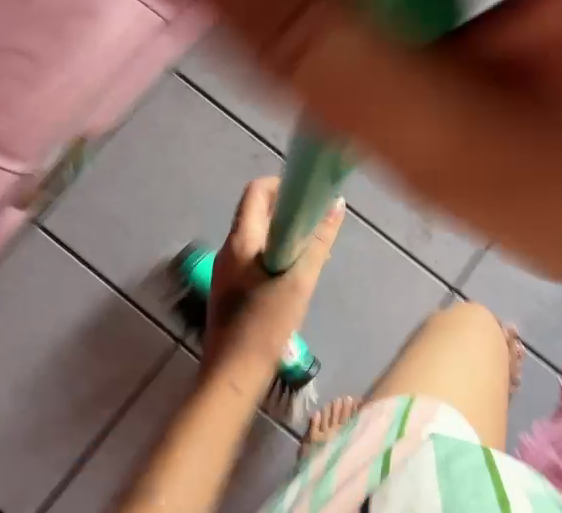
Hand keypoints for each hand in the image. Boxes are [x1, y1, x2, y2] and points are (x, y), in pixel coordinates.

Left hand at [203, 177, 343, 371]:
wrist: (232, 375)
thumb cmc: (266, 324)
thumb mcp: (301, 280)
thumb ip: (319, 242)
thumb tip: (337, 205)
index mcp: (241, 240)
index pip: (256, 191)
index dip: (283, 185)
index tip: (309, 196)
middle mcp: (228, 248)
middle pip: (258, 212)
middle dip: (289, 213)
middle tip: (316, 226)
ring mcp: (225, 269)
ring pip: (257, 236)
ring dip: (284, 236)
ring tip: (311, 254)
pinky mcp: (228, 288)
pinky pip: (253, 257)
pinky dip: (274, 255)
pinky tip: (293, 278)